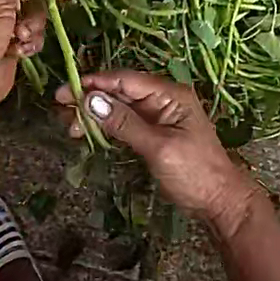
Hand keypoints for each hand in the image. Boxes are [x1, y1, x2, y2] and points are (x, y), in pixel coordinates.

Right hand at [55, 70, 265, 234]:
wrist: (220, 200)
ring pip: (120, 107)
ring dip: (94, 114)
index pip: (125, 80)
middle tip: (60, 110)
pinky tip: (88, 132)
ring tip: (69, 126)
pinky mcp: (155, 133)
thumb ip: (125, 123)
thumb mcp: (158, 147)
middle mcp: (164, 100)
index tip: (64, 92)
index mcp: (170, 95)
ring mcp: (159, 116)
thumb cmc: (195, 173)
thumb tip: (91, 101)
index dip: (93, 83)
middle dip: (90, 99)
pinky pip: (125, 123)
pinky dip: (106, 127)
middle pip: (120, 91)